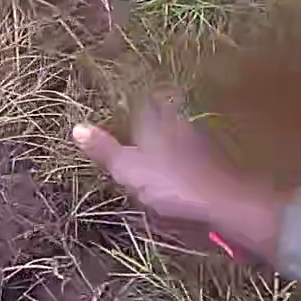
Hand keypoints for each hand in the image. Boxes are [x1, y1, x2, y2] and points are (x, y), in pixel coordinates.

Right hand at [71, 97, 287, 259]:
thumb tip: (76, 127)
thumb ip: (104, 148)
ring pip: (178, 134)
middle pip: (164, 114)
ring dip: (168, 141)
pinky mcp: (212, 163)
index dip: (138, 98)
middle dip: (153, 118)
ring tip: (153, 153)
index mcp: (158, 118)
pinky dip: (181, 161)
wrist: (224, 202)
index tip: (127, 101)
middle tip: (137, 125)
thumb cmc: (170, 181)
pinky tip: (176, 175)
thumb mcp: (128, 167)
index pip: (147, 98)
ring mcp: (199, 142)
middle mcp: (180, 123)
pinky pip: (191, 155)